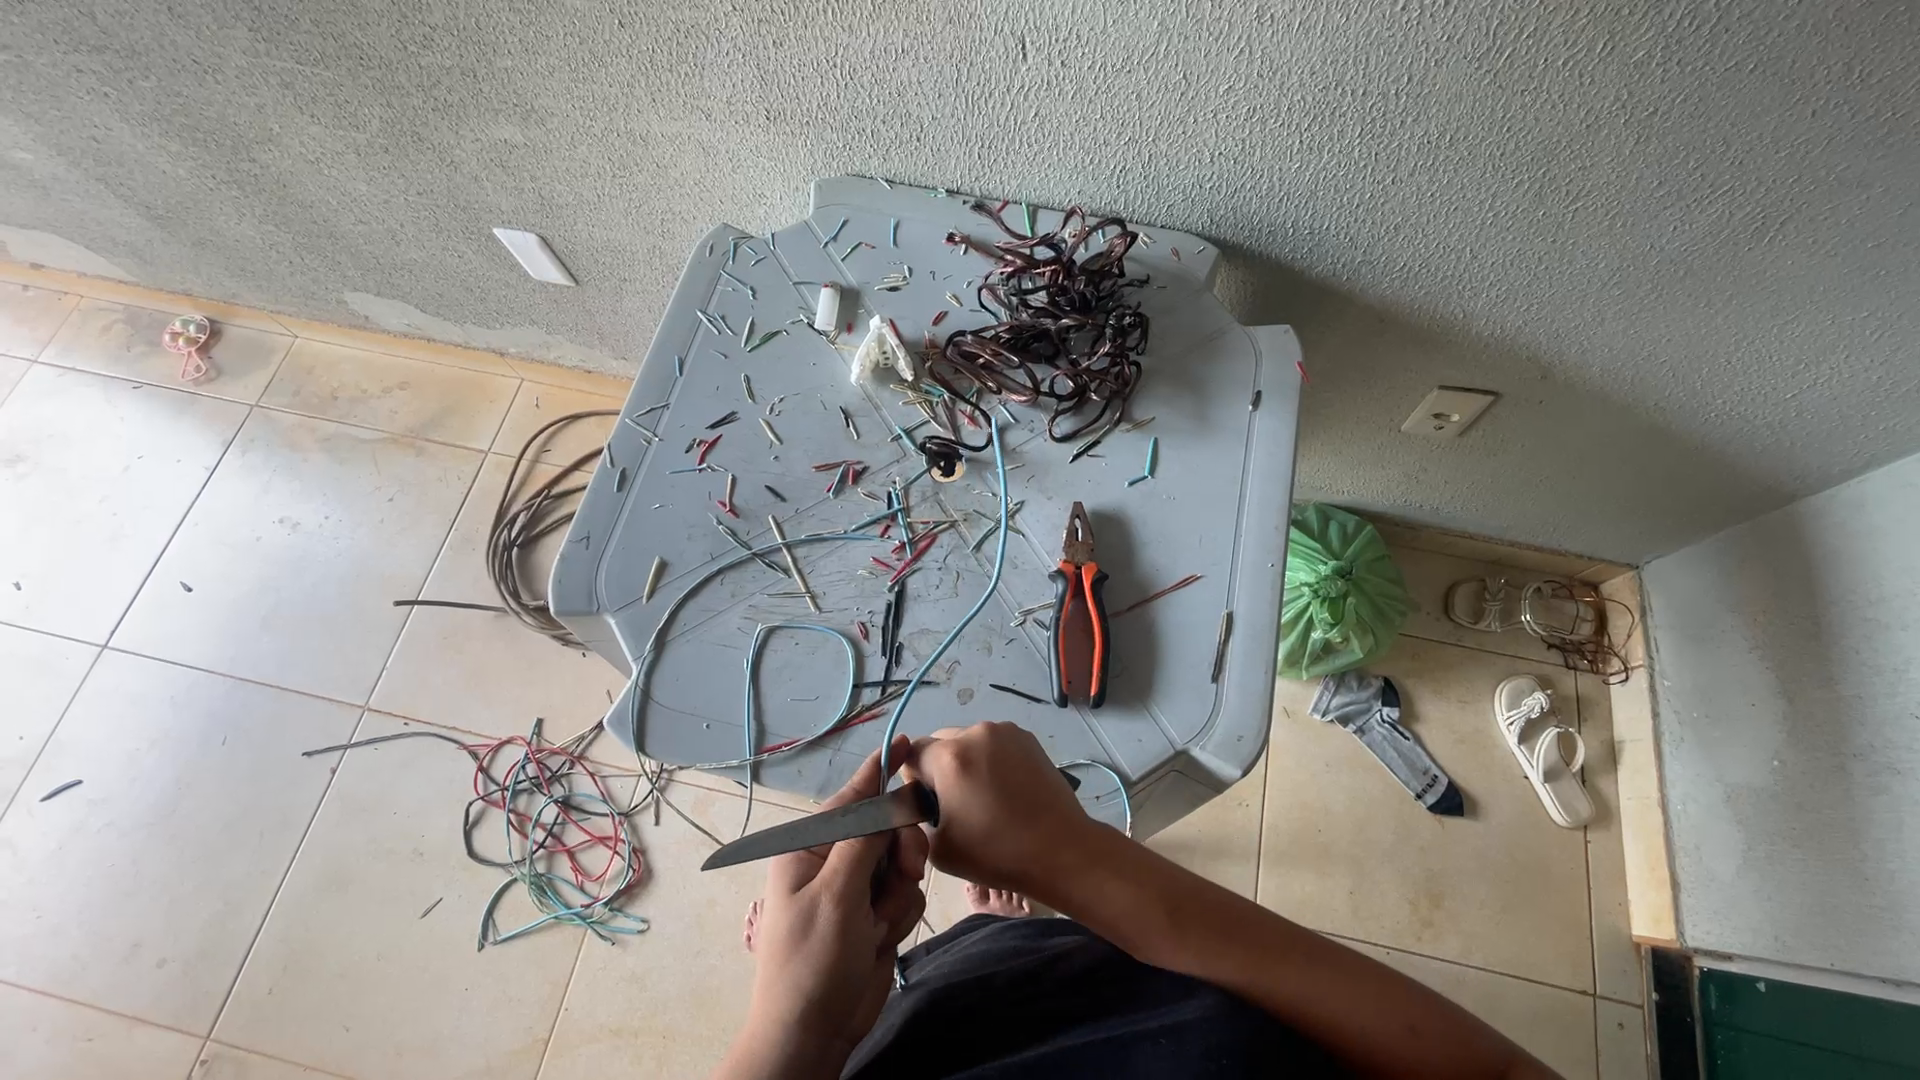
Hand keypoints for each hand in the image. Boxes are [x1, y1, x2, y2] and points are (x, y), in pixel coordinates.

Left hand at [738, 736, 927, 1065]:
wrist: (814, 1033)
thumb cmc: (812, 961)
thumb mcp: (835, 895)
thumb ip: (864, 842)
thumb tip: (883, 797)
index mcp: (809, 847)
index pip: (852, 797)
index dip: (880, 769)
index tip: (908, 741)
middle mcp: (833, 860)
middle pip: (887, 828)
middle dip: (901, 849)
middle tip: (906, 870)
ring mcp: (856, 889)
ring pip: (902, 862)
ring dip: (899, 891)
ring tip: (879, 922)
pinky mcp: (875, 914)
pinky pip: (906, 893)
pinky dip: (900, 913)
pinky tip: (881, 937)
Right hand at [902, 721, 1094, 896]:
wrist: (1059, 850)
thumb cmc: (995, 853)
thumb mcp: (937, 846)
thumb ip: (914, 815)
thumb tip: (917, 798)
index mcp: (949, 757)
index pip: (910, 753)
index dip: (914, 780)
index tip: (929, 804)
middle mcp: (975, 733)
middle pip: (938, 742)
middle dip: (938, 767)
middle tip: (956, 802)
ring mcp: (1004, 731)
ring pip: (967, 740)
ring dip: (965, 761)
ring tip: (984, 795)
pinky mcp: (1026, 737)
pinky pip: (993, 742)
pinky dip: (990, 759)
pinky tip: (1005, 788)